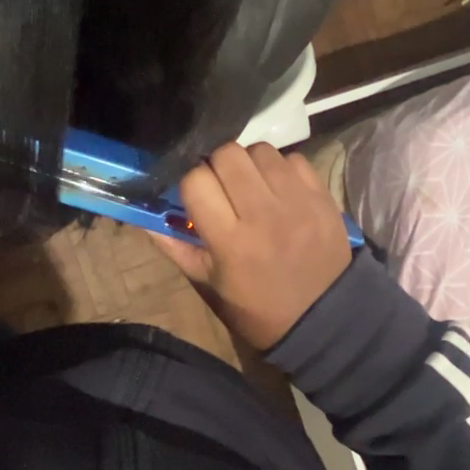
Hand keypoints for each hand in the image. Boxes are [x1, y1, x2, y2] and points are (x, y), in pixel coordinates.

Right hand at [149, 143, 353, 350]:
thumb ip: (176, 247)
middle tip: (220, 186)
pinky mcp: (322, 197)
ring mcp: (298, 203)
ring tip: (249, 185)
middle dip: (215, 165)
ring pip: (260, 150)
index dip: (190, 184)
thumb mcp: (209, 285)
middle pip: (227, 154)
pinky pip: (293, 159)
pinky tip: (277, 190)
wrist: (324, 319)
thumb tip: (144, 219)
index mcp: (231, 242)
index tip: (195, 197)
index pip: (196, 181)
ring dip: (248, 163)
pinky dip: (279, 169)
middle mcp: (264, 215)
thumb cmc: (256, 308)